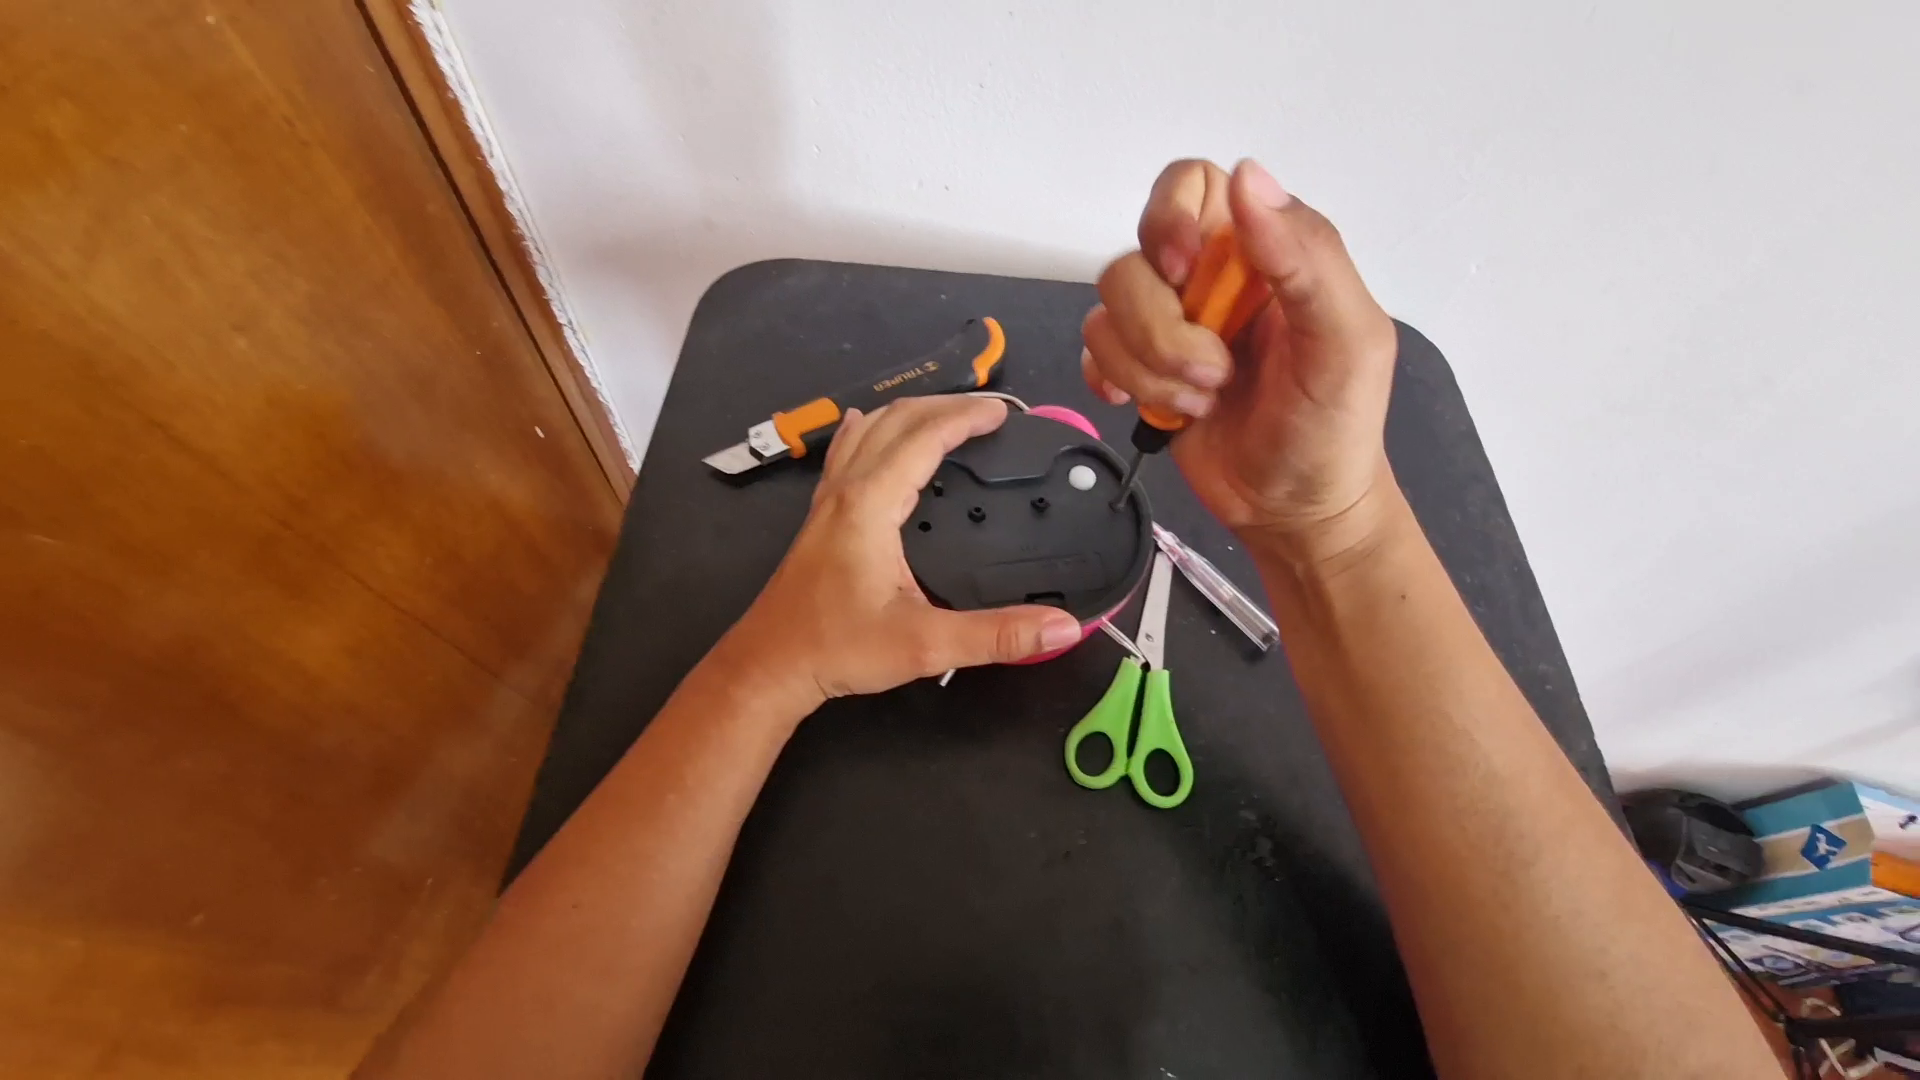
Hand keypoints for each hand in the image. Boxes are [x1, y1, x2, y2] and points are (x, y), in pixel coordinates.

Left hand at [719, 395, 1084, 708]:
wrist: (770, 665)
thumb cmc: (841, 648)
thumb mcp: (926, 646)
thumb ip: (996, 635)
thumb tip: (1063, 627)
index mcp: (871, 504)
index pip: (924, 437)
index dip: (965, 418)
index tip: (1004, 413)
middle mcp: (846, 489)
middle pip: (895, 421)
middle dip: (943, 407)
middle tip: (986, 412)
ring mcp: (827, 500)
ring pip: (867, 431)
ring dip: (909, 414)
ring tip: (946, 416)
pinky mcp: (819, 516)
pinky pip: (845, 452)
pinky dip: (871, 431)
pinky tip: (868, 427)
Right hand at [1082, 159, 1401, 563]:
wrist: (1292, 509)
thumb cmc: (1331, 426)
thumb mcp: (1347, 342)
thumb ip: (1308, 257)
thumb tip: (1246, 174)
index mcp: (1259, 253)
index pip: (1188, 185)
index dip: (1167, 217)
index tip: (1182, 273)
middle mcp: (1202, 281)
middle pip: (1132, 260)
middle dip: (1161, 327)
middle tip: (1214, 374)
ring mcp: (1163, 329)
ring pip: (1106, 314)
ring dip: (1149, 370)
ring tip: (1200, 404)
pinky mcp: (1135, 373)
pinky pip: (1094, 354)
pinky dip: (1114, 382)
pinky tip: (1153, 409)